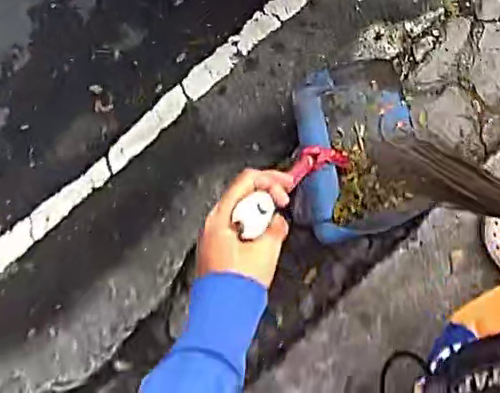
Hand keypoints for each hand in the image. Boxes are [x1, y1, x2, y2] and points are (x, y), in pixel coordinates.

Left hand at [197, 168, 294, 287]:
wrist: (222, 320)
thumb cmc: (238, 289)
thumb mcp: (266, 252)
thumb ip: (275, 227)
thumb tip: (278, 220)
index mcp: (220, 217)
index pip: (246, 181)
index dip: (270, 179)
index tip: (287, 186)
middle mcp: (212, 222)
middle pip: (241, 192)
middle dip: (265, 192)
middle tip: (284, 198)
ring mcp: (212, 236)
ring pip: (239, 209)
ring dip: (259, 209)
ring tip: (276, 218)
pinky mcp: (216, 250)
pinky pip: (235, 225)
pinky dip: (251, 224)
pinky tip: (263, 235)